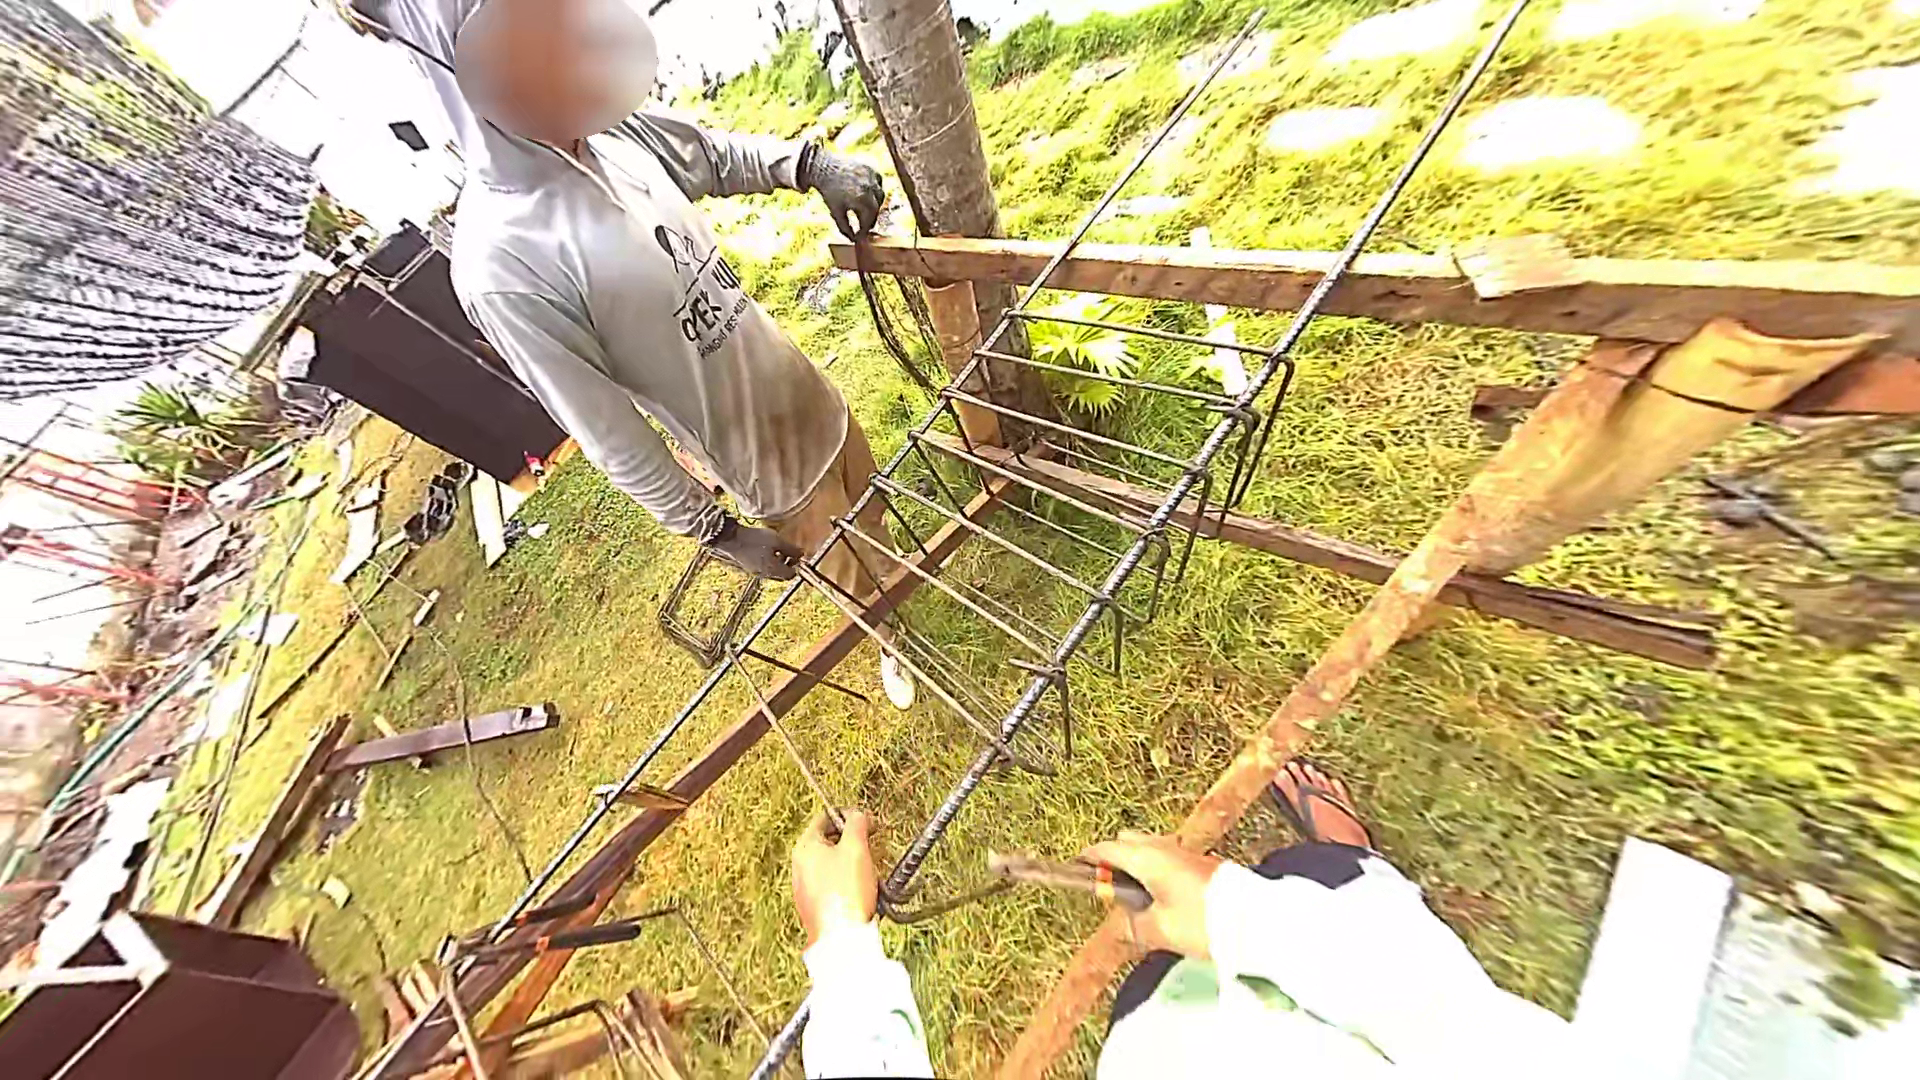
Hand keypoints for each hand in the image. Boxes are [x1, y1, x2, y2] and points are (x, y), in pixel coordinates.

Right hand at [708, 518, 801, 579]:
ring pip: (771, 571)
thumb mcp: (776, 541)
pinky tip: (766, 549)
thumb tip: (802, 554)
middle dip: (788, 564)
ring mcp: (754, 572)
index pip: (790, 575)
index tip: (799, 555)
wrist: (728, 538)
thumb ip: (791, 549)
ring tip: (777, 548)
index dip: (797, 566)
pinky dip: (768, 561)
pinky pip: (762, 567)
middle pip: (781, 574)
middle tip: (789, 552)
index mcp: (772, 570)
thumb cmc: (754, 539)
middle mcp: (763, 575)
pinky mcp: (747, 567)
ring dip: (778, 562)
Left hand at [792, 810, 877, 946]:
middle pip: (829, 841)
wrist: (842, 939)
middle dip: (852, 841)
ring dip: (852, 862)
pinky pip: (832, 884)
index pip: (825, 817)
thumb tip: (857, 814)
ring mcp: (805, 890)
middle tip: (870, 846)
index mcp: (805, 848)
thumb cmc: (847, 890)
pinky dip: (847, 881)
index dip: (848, 815)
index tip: (866, 822)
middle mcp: (799, 867)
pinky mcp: (814, 908)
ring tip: (868, 871)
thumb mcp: (856, 846)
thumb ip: (857, 822)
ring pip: (832, 863)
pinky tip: (861, 891)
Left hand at [800, 144, 884, 238]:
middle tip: (863, 225)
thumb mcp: (836, 213)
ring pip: (880, 197)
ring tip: (864, 210)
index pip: (868, 221)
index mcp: (862, 200)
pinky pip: (878, 184)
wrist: (824, 167)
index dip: (864, 230)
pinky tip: (867, 195)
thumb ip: (845, 229)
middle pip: (875, 210)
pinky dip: (875, 191)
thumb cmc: (829, 192)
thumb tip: (854, 240)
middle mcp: (870, 188)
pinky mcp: (871, 169)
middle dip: (869, 219)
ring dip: (874, 205)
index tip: (860, 236)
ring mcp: (872, 177)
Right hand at [1082, 831, 1222, 958]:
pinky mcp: (1200, 861)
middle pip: (1127, 841)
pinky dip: (1155, 866)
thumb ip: (1134, 926)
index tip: (1077, 864)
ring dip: (1136, 861)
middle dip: (1114, 856)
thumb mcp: (1161, 931)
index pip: (1107, 849)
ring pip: (1149, 847)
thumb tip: (1120, 924)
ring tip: (1136, 892)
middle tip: (1109, 882)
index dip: (1090, 857)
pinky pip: (1166, 855)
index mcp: (1145, 857)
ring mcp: (1183, 851)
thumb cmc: (1200, 921)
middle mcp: (1162, 846)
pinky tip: (1162, 892)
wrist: (1254, 918)